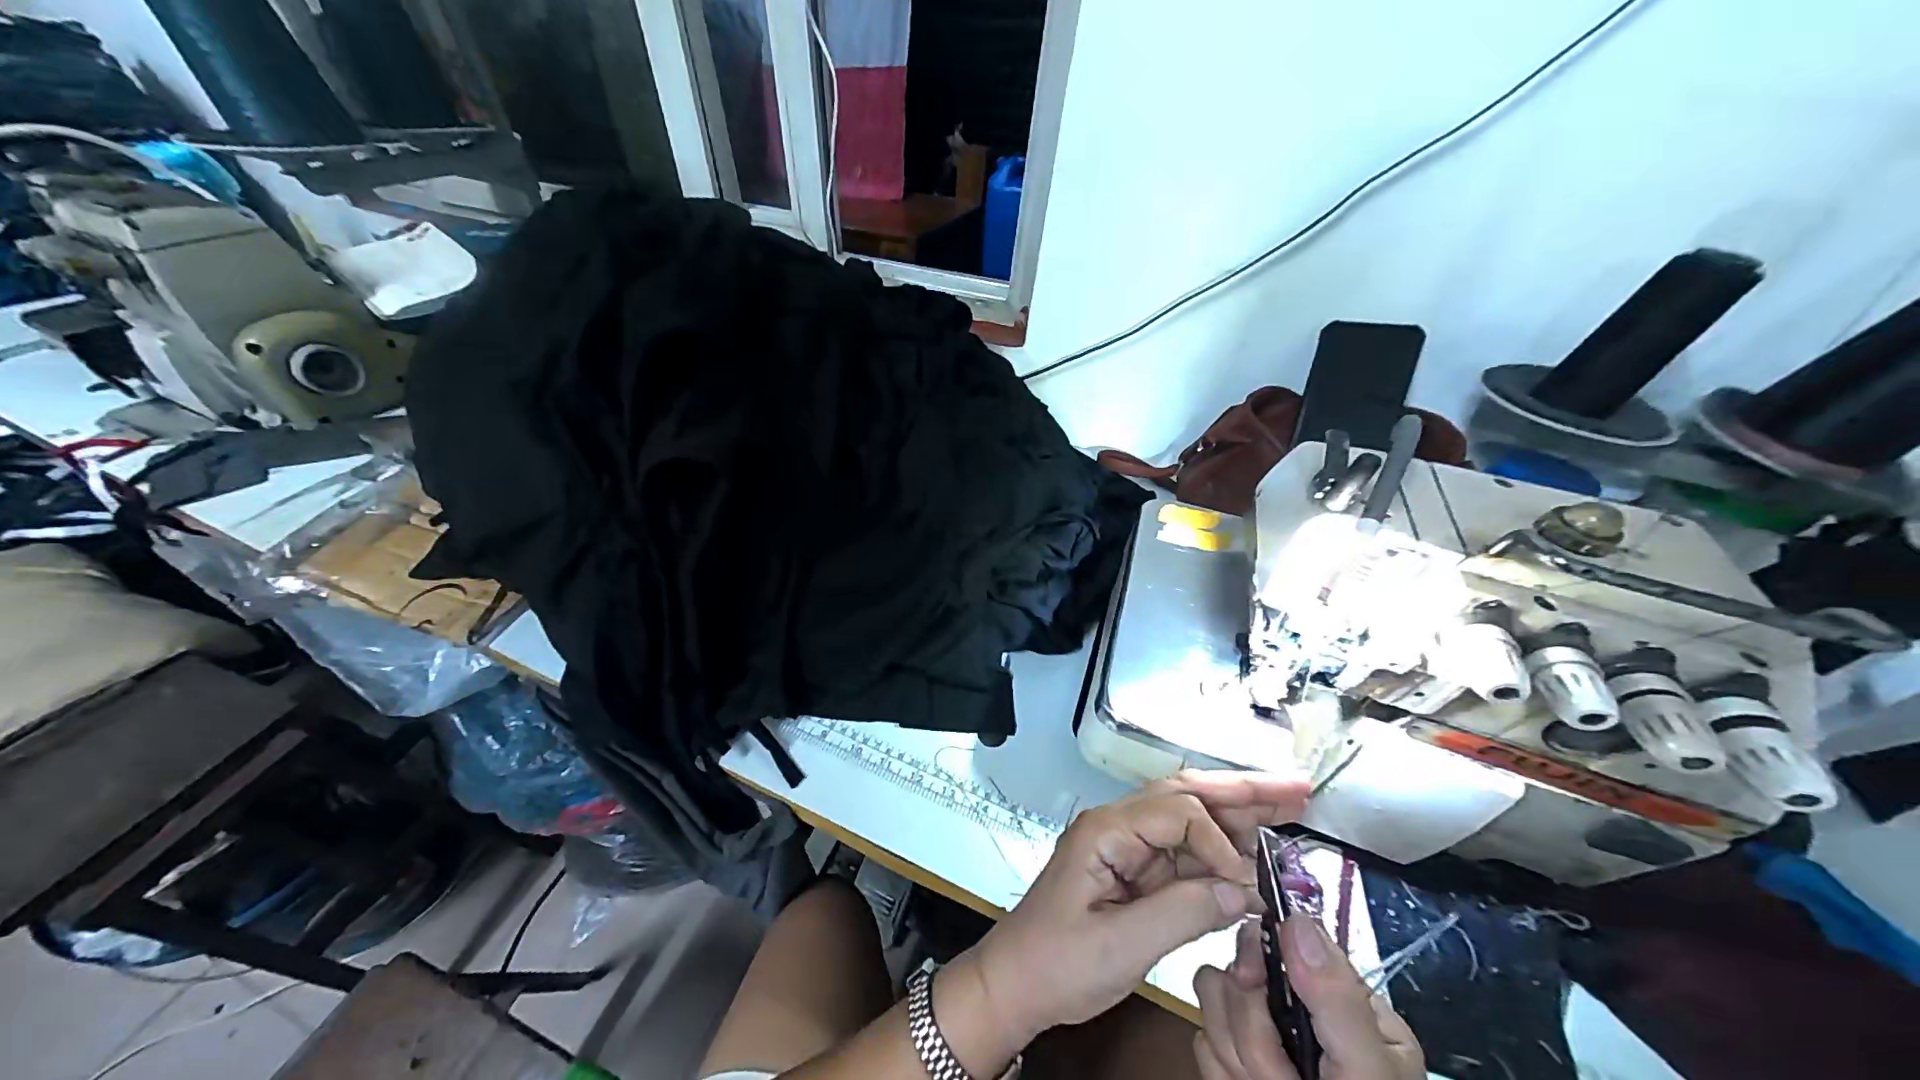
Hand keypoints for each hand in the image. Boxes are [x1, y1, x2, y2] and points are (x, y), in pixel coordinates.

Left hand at [950, 771, 1308, 1049]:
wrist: (1015, 984)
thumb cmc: (1056, 963)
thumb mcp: (1120, 945)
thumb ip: (1183, 912)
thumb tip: (1243, 889)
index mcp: (1106, 831)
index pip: (1178, 813)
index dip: (1219, 843)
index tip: (1247, 883)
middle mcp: (1118, 826)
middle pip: (1186, 795)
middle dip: (1242, 790)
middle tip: (1298, 787)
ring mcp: (1127, 847)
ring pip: (1189, 818)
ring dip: (1238, 812)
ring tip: (1290, 804)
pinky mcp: (1135, 871)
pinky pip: (1184, 853)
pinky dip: (1221, 851)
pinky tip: (1254, 849)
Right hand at [1193, 916, 1422, 1079]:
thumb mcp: (1367, 1076)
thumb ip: (1336, 1001)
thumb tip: (1295, 918)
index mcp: (1342, 999)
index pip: (1279, 939)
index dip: (1257, 957)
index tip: (1253, 983)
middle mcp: (1298, 1008)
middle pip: (1236, 968)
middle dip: (1251, 1031)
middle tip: (1283, 1079)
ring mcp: (1263, 1034)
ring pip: (1210, 1000)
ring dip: (1235, 1056)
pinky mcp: (1233, 1064)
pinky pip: (1201, 1043)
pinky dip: (1220, 1074)